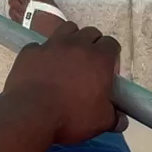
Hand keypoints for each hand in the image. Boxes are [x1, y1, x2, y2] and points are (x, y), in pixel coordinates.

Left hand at [0, 22, 122, 145]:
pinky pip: (39, 46)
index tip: (107, 72)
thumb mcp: (101, 122)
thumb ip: (115, 117)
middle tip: (88, 66)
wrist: (31, 115)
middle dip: (92, 45)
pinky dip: (43, 54)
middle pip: (90, 32)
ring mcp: (51, 44)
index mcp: (98, 58)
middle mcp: (76, 44)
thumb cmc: (71, 117)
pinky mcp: (30, 50)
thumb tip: (121, 119)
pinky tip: (41, 68)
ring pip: (66, 29)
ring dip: (70, 39)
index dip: (111, 57)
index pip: (112, 44)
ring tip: (66, 58)